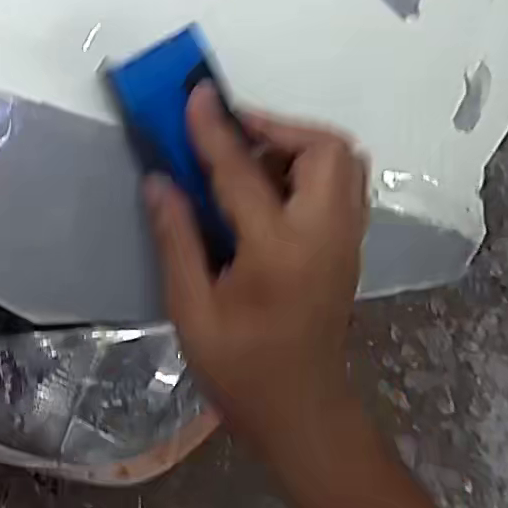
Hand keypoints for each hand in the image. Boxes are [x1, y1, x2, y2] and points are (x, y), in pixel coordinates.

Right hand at [145, 86, 369, 464]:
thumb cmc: (240, 369)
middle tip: (228, 132)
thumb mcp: (191, 309)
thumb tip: (159, 179)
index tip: (196, 94)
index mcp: (279, 252)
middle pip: (325, 149)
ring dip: (295, 143)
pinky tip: (267, 186)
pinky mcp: (349, 246)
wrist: (303, 413)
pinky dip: (307, 165)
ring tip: (245, 155)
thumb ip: (176, 238)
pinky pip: (340, 183)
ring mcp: (346, 240)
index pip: (244, 172)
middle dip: (277, 126)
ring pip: (342, 161)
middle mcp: (326, 235)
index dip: (215, 129)